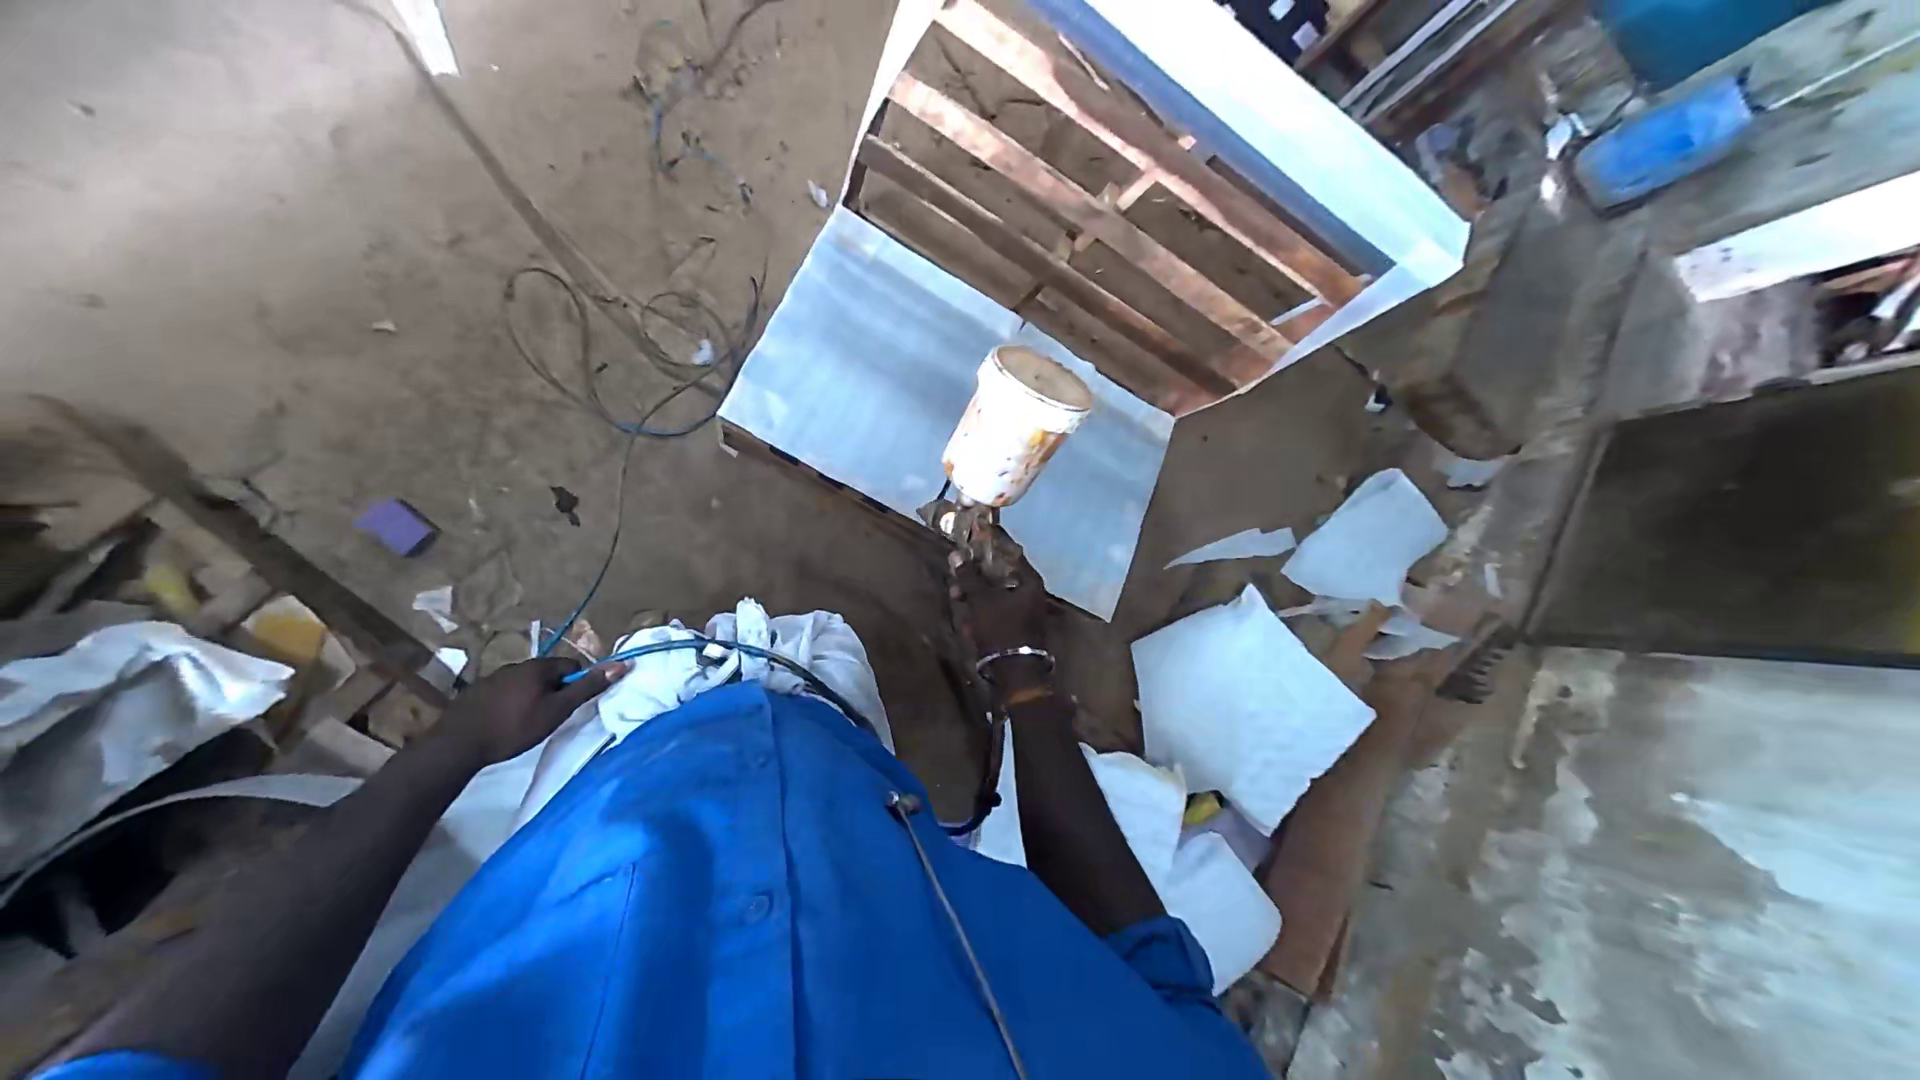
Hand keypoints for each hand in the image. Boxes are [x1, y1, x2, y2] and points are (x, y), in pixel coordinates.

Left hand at [430, 658, 621, 766]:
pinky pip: (504, 692)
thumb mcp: (558, 710)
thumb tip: (621, 665)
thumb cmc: (514, 727)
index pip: (572, 665)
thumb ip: (588, 687)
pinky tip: (504, 723)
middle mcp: (516, 666)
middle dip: (554, 690)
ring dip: (532, 696)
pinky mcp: (474, 693)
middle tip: (552, 716)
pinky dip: (510, 703)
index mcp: (538, 667)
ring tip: (527, 722)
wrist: (456, 745)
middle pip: (548, 674)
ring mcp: (492, 678)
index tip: (571, 705)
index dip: (578, 684)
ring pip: (525, 683)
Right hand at [947, 525, 1050, 692]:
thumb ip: (969, 577)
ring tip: (957, 601)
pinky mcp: (1018, 631)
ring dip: (976, 599)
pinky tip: (968, 625)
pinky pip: (998, 615)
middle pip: (1000, 578)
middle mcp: (1032, 595)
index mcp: (1029, 582)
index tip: (970, 546)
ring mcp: (1027, 614)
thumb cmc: (1001, 629)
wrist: (1016, 674)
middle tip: (957, 583)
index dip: (988, 548)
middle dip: (976, 580)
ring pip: (997, 598)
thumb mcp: (981, 600)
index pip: (1009, 554)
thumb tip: (956, 554)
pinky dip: (983, 616)